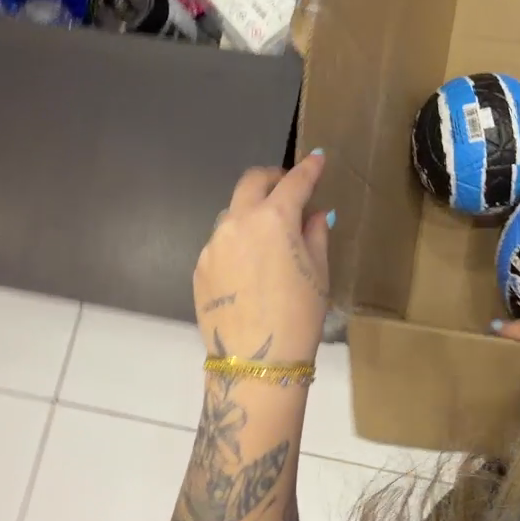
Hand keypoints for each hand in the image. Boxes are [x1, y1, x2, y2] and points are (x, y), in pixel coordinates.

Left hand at [194, 153, 332, 366]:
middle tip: (288, 187)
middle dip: (272, 178)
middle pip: (252, 182)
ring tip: (270, 236)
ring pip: (233, 213)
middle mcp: (238, 222)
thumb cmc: (299, 316)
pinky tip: (252, 268)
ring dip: (253, 212)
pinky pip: (222, 243)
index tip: (318, 158)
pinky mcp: (200, 267)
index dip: (309, 168)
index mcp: (274, 219)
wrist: (257, 361)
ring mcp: (213, 244)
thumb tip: (312, 214)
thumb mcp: (319, 273)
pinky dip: (239, 242)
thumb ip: (315, 234)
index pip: (295, 183)